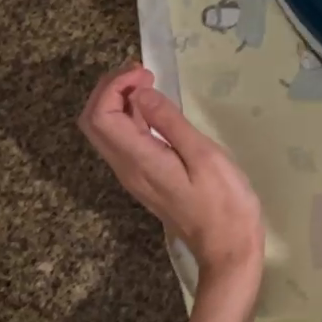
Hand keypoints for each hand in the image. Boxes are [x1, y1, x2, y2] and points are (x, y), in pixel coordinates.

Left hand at [78, 65, 263, 285]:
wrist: (228, 248)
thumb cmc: (224, 203)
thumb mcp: (204, 156)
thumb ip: (170, 123)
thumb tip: (142, 94)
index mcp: (138, 160)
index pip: (101, 114)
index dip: (115, 85)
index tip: (147, 73)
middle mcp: (126, 168)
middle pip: (94, 121)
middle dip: (110, 89)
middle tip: (143, 73)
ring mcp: (134, 176)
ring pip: (105, 131)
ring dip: (118, 102)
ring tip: (148, 85)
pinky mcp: (146, 180)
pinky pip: (123, 142)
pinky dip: (130, 118)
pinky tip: (154, 111)